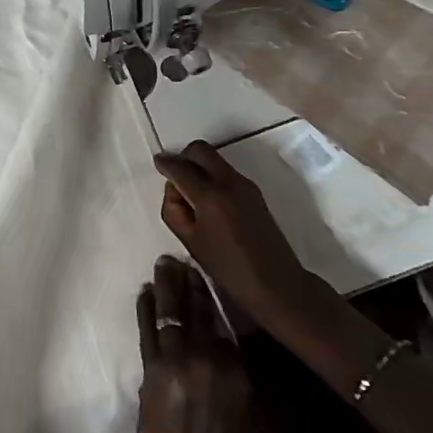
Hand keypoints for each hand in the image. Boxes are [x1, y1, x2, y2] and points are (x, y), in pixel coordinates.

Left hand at [111, 256, 271, 432]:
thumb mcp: (271, 427)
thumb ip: (275, 384)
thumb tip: (276, 347)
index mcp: (238, 367)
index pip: (233, 319)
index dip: (226, 293)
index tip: (223, 269)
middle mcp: (205, 355)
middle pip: (199, 309)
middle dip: (193, 282)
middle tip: (187, 256)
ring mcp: (174, 361)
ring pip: (171, 312)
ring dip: (168, 285)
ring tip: (165, 261)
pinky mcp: (150, 371)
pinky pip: (148, 329)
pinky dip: (146, 308)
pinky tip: (144, 291)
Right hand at [153, 141, 319, 330]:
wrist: (275, 282)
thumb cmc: (228, 269)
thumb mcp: (191, 243)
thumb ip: (175, 210)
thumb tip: (175, 189)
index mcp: (210, 196)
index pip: (181, 168)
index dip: (166, 163)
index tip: (157, 162)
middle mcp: (229, 182)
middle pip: (201, 150)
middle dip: (184, 157)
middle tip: (175, 178)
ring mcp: (245, 184)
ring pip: (215, 159)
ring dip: (199, 166)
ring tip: (192, 197)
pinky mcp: (254, 191)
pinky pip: (226, 171)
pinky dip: (212, 175)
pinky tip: (209, 202)